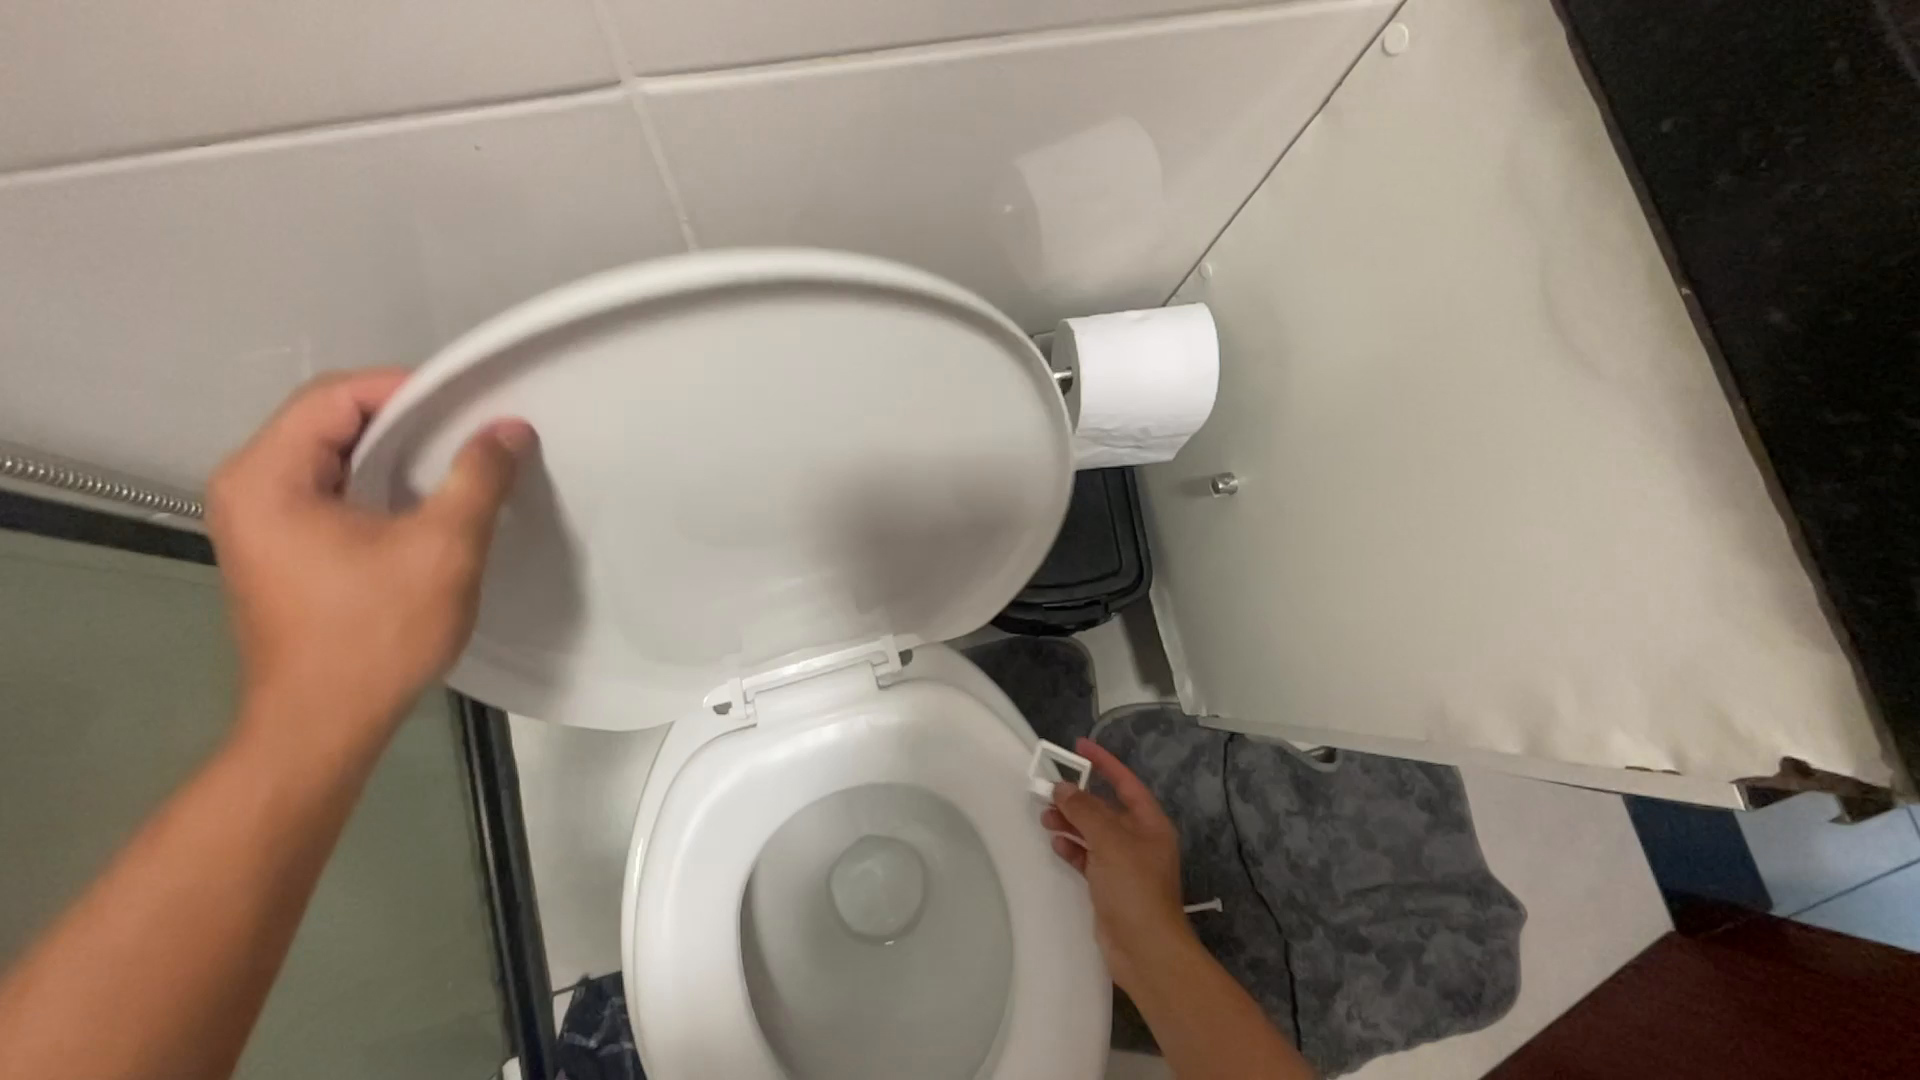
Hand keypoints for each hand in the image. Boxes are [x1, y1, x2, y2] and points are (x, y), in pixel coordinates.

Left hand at [207, 369, 532, 747]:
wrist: (326, 723)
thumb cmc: (376, 632)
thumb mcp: (443, 548)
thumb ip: (478, 478)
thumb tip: (510, 429)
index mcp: (267, 477)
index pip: (334, 397)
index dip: (407, 389)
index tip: (471, 406)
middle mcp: (250, 489)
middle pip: (332, 422)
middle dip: (409, 420)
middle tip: (474, 431)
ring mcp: (263, 523)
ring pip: (337, 458)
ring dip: (400, 454)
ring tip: (462, 463)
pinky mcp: (286, 551)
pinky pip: (337, 493)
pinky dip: (385, 486)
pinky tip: (432, 503)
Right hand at [1042, 736, 1197, 993]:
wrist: (1145, 949)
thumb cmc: (1134, 887)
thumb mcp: (1110, 841)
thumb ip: (1085, 810)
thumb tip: (1063, 788)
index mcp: (1149, 823)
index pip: (1125, 782)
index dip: (1104, 762)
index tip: (1079, 746)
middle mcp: (1139, 839)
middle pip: (1105, 808)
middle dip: (1078, 797)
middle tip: (1048, 790)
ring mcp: (1124, 864)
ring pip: (1093, 832)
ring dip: (1070, 822)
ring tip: (1045, 817)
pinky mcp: (1109, 886)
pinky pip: (1087, 857)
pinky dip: (1072, 848)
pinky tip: (1056, 844)